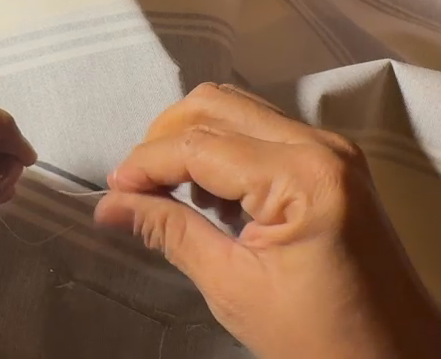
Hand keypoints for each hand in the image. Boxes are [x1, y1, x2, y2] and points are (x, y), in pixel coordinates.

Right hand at [94, 84, 440, 358]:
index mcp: (300, 177)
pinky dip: (221, 145)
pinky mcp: (331, 156)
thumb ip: (169, 231)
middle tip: (138, 186)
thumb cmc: (327, 346)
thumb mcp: (235, 290)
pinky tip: (213, 193)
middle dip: (164, 139)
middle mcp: (318, 144)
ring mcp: (329, 145)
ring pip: (233, 106)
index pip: (198, 145)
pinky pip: (258, 125)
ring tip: (172, 190)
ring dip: (191, 137)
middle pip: (212, 105)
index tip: (113, 191)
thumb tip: (109, 205)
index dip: (145, 164)